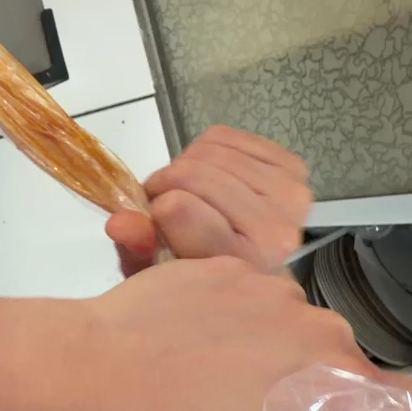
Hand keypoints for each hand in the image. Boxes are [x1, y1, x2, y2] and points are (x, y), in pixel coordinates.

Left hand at [61, 257, 411, 410]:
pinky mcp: (226, 264)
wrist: (82, 364)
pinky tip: (188, 337)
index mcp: (338, 391)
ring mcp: (271, 289)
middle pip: (352, 368)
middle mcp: (321, 329)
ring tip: (208, 374)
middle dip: (319, 394)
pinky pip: (255, 295)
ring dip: (274, 350)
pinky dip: (236, 316)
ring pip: (299, 328)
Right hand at [105, 126, 311, 273]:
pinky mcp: (293, 168)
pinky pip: (225, 136)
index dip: (155, 207)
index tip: (156, 221)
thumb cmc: (196, 273)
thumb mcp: (154, 274)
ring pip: (207, 151)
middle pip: (191, 173)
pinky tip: (206, 174)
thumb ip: (136, 247)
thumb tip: (118, 221)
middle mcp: (274, 229)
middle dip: (164, 182)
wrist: (244, 267)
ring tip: (184, 190)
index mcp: (237, 262)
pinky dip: (203, 149)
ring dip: (182, 165)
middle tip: (162, 201)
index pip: (177, 207)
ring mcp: (290, 195)